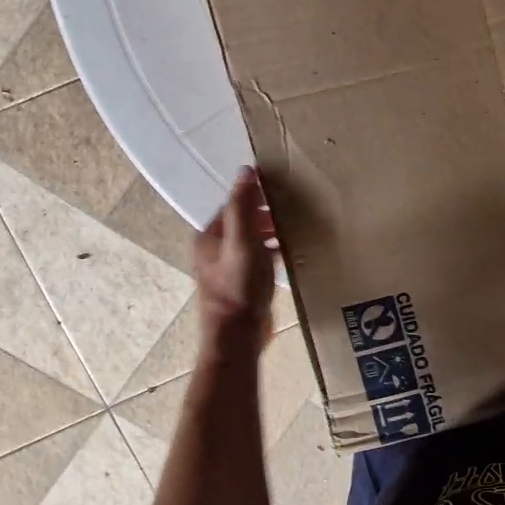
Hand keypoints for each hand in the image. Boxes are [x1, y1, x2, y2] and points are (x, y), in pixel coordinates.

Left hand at [193, 166, 276, 357]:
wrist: (238, 335)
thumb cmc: (239, 286)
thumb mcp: (243, 241)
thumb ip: (243, 206)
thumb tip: (246, 170)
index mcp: (209, 237)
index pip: (234, 204)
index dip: (256, 194)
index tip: (282, 187)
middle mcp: (214, 250)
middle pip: (243, 220)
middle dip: (266, 211)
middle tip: (293, 205)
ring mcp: (227, 268)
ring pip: (252, 238)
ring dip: (270, 230)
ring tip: (295, 224)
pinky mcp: (242, 283)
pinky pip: (259, 256)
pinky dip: (272, 249)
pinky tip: (289, 250)